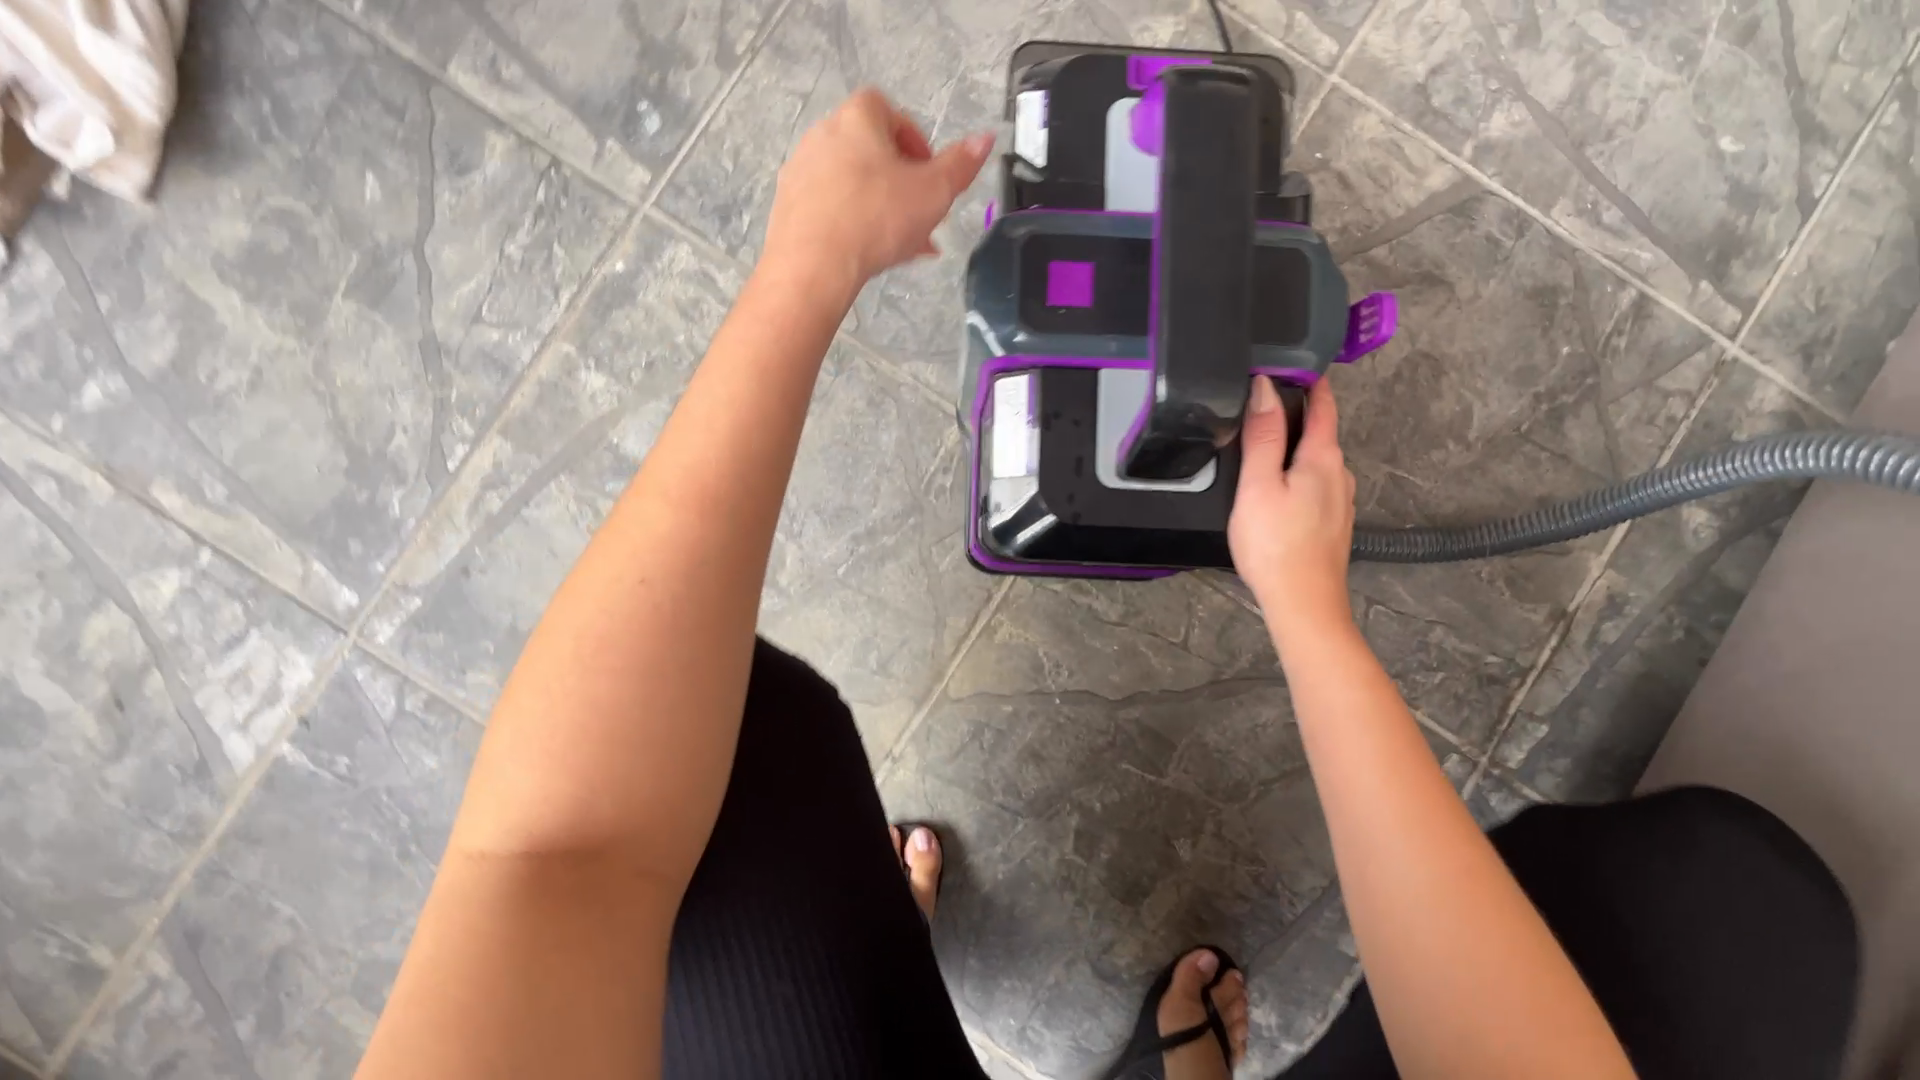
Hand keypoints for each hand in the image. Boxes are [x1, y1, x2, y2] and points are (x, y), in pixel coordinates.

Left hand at [762, 88, 994, 301]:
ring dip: (879, 206)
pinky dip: (853, 223)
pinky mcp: (788, 206)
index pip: (889, 110)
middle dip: (900, 182)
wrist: (813, 266)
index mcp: (858, 119)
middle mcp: (823, 135)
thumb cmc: (877, 219)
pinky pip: (830, 207)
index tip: (928, 173)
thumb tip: (985, 139)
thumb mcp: (934, 192)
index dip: (914, 139)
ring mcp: (801, 171)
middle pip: (871, 151)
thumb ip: (961, 165)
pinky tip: (871, 254)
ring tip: (902, 243)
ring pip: (852, 184)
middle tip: (920, 214)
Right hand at [1228, 377, 1356, 646]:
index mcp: (1322, 458)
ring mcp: (1340, 502)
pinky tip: (1275, 490)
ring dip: (1294, 449)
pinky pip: (1315, 486)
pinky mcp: (1332, 525)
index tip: (1288, 365)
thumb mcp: (1257, 485)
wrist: (1303, 604)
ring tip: (1262, 447)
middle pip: (1319, 433)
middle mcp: (1340, 475)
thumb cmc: (1275, 546)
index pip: (1322, 405)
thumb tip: (1265, 387)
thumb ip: (1262, 436)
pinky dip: (1297, 476)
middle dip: (1295, 416)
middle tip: (1262, 405)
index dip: (1308, 381)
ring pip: (1317, 462)